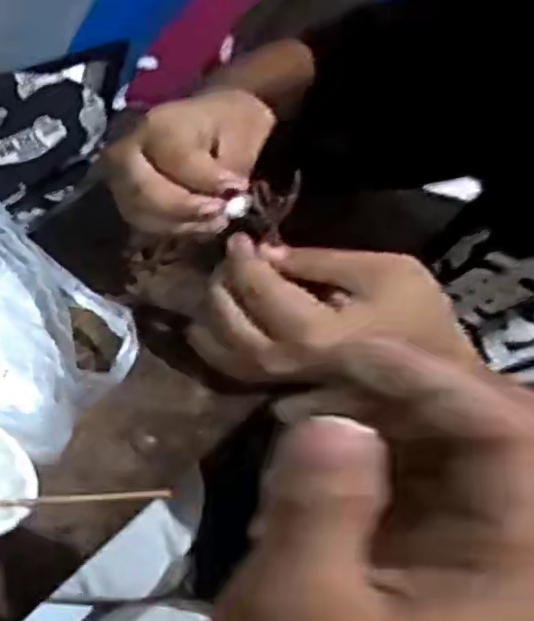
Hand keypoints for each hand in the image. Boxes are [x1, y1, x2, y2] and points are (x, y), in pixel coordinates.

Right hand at [106, 89, 275, 234]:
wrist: (193, 123)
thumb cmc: (223, 120)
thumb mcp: (245, 128)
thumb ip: (235, 161)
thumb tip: (225, 197)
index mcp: (159, 126)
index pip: (178, 160)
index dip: (206, 179)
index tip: (238, 188)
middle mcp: (124, 156)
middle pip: (144, 192)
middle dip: (183, 208)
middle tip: (218, 213)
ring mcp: (114, 181)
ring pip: (138, 212)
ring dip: (175, 223)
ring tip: (211, 222)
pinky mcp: (118, 201)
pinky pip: (137, 222)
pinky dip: (167, 228)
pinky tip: (194, 224)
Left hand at [190, 236, 478, 381]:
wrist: (414, 374)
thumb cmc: (413, 317)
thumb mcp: (386, 273)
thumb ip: (320, 262)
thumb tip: (266, 252)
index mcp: (308, 330)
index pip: (257, 288)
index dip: (242, 260)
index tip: (237, 239)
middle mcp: (268, 356)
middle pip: (222, 311)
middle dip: (222, 279)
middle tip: (233, 258)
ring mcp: (252, 373)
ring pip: (205, 334)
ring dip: (210, 304)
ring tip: (228, 281)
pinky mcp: (247, 381)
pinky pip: (209, 352)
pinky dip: (207, 328)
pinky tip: (220, 310)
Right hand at [202, 339, 533, 620]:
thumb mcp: (297, 594)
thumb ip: (319, 506)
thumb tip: (325, 420)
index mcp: (521, 565)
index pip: (512, 441)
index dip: (435, 386)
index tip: (346, 355)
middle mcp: (518, 552)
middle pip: (498, 442)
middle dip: (417, 396)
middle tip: (325, 373)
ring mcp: (471, 558)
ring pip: (454, 460)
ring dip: (387, 421)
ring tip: (310, 398)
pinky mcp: (422, 563)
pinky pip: (413, 489)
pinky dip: (364, 458)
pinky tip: (311, 446)